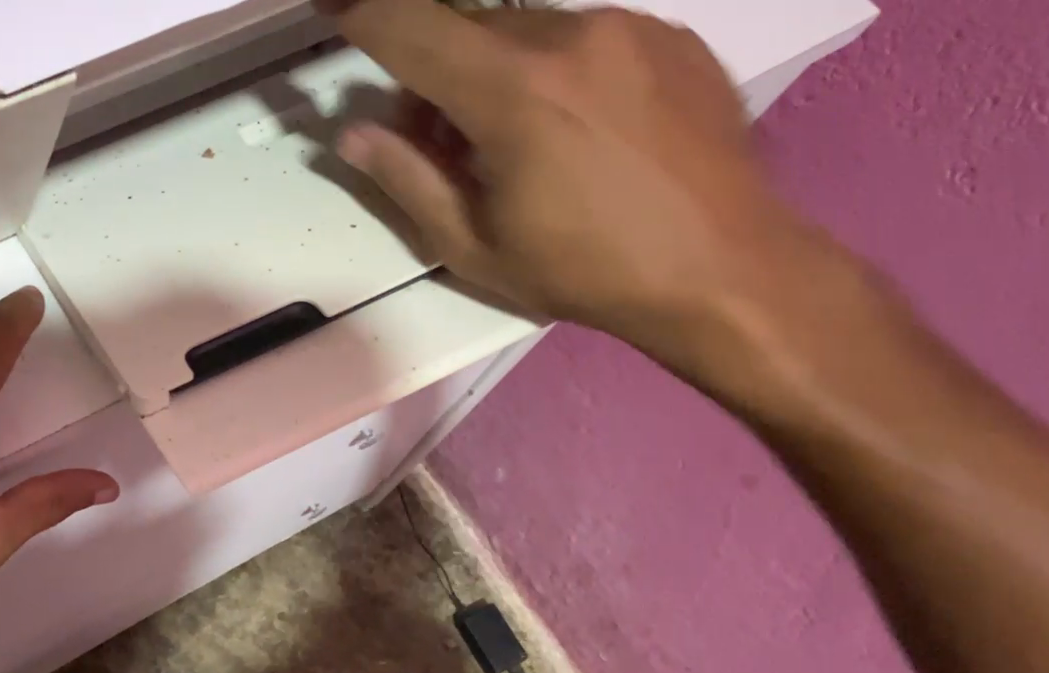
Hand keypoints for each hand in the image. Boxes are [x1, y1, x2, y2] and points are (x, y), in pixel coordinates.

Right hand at [328, 0, 829, 377]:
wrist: (719, 266)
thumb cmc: (582, 271)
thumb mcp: (472, 246)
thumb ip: (407, 181)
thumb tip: (354, 135)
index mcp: (515, 93)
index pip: (414, 27)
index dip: (364, 12)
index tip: (330, 7)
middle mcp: (574, 36)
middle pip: (469, 21)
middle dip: (428, 64)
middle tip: (426, 133)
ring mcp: (630, 28)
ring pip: (526, 28)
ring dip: (489, 70)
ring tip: (499, 144)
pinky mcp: (670, 36)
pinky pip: (583, 36)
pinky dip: (547, 70)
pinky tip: (563, 131)